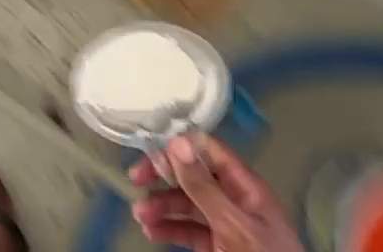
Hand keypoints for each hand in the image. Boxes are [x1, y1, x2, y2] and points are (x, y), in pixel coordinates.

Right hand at [129, 134, 301, 251]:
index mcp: (245, 186)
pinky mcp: (218, 246)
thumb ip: (204, 187)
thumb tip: (176, 141)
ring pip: (187, 203)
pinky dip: (169, 228)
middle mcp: (234, 199)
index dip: (179, 147)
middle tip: (136, 180)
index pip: (208, 150)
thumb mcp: (233, 225)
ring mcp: (226, 224)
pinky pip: (189, 229)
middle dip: (163, 177)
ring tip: (140, 215)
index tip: (151, 154)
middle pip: (193, 175)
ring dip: (161, 205)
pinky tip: (151, 232)